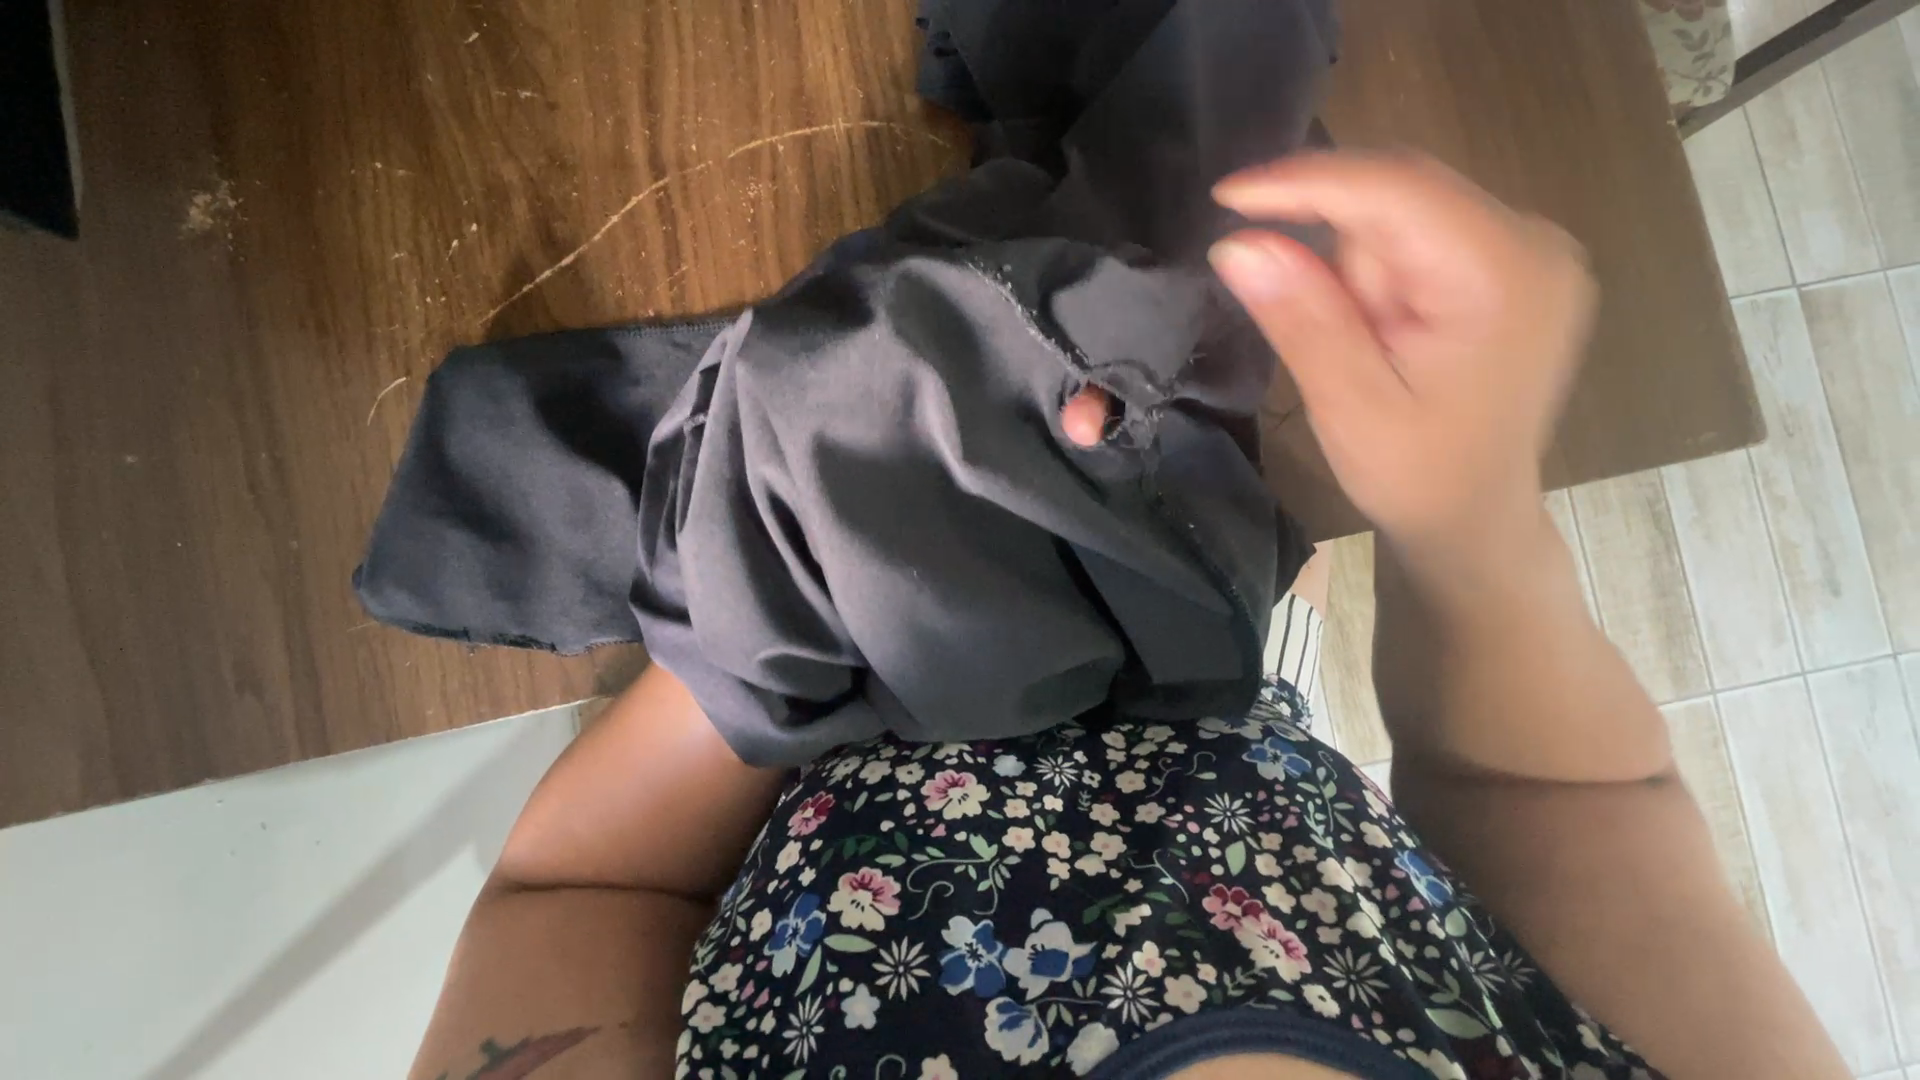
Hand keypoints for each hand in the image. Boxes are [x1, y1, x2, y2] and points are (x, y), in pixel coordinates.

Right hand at [1206, 152, 1595, 558]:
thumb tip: (1237, 244)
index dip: (1305, 182)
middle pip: (1401, 196)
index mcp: (1501, 275)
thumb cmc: (1414, 476)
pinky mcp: (1507, 267)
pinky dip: (1374, 277)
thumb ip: (1300, 318)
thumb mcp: (1348, 404)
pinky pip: (1417, 239)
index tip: (1226, 195)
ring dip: (1355, 273)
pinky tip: (1382, 334)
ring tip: (1367, 351)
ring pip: (1402, 218)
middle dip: (1336, 249)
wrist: (1471, 518)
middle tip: (1319, 328)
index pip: (1395, 188)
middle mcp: (1530, 241)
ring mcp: (1525, 251)